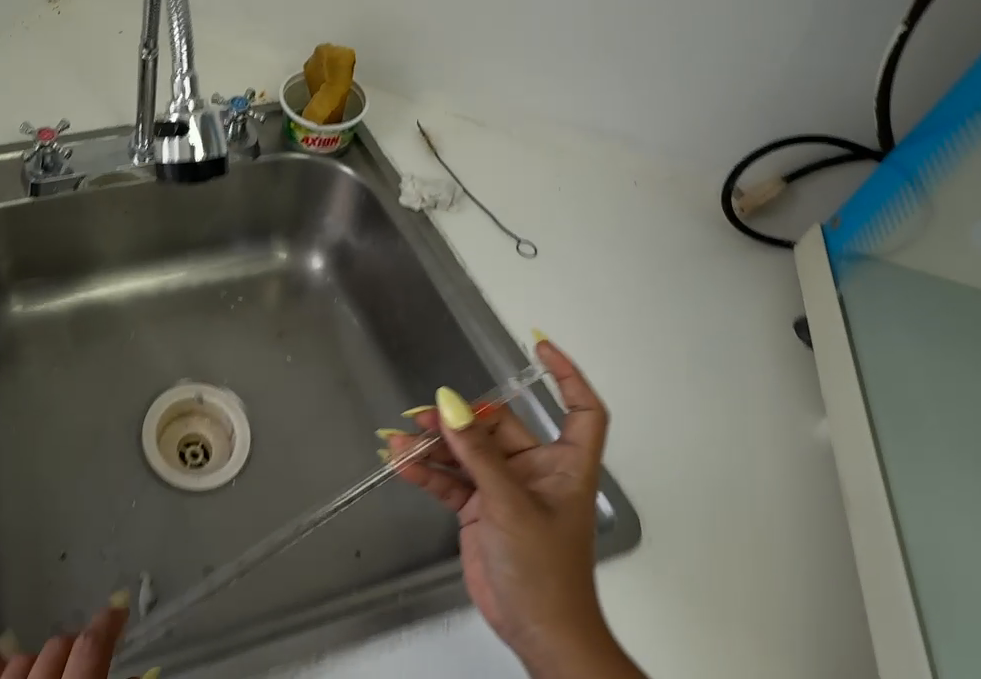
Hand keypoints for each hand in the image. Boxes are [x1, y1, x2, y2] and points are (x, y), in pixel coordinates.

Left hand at [0, 607, 152, 678]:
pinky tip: (3, 664)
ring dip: (40, 661)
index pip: (91, 647)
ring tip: (51, 672)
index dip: (108, 623)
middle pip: (58, 647)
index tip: (119, 608)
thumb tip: (139, 674)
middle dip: (76, 646)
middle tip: (88, 651)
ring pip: (22, 659)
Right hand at [388, 339, 644, 678]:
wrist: (539, 633)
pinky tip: (399, 463)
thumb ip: (477, 452)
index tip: (539, 347)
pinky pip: (450, 480)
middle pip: (496, 427)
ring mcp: (504, 489)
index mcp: (565, 465)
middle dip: (458, 420)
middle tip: (421, 418)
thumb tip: (449, 402)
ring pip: (466, 452)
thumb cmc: (544, 569)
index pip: (581, 411)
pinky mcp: (479, 510)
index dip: (567, 377)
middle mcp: (535, 470)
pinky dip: (426, 472)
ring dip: (433, 446)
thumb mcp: (511, 504)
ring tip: (399, 440)